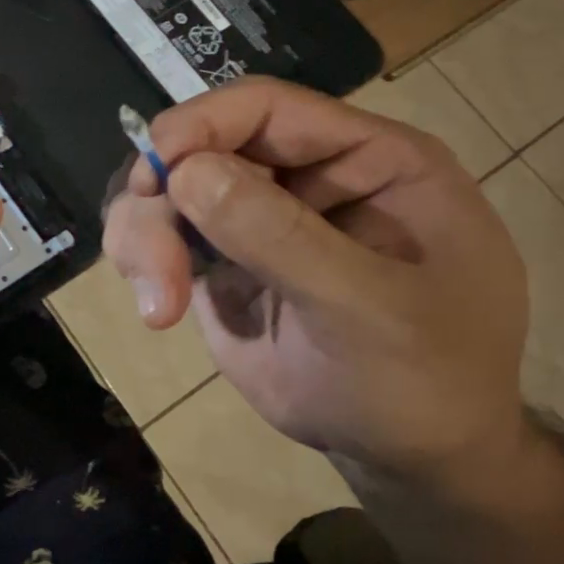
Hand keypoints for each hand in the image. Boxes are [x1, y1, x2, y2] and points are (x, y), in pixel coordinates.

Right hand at [102, 77, 530, 485]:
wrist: (406, 456)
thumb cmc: (425, 381)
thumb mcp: (369, 310)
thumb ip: (282, 237)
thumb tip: (184, 173)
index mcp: (366, 161)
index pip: (265, 108)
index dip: (200, 126)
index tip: (153, 175)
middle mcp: (303, 175)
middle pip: (195, 147)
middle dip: (159, 203)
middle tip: (152, 270)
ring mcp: (253, 216)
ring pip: (161, 190)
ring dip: (141, 237)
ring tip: (158, 304)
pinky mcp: (216, 256)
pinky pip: (154, 232)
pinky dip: (139, 261)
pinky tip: (158, 310)